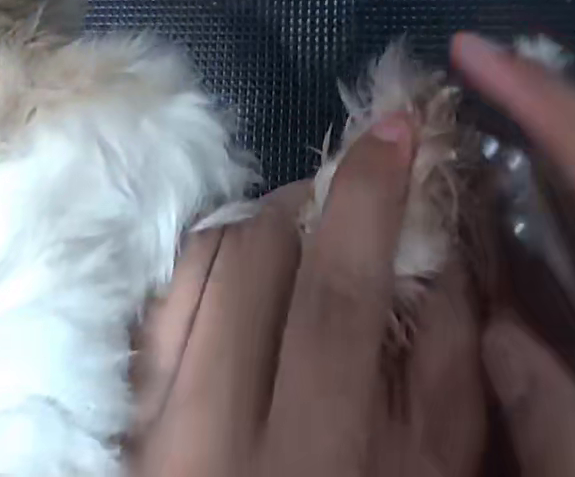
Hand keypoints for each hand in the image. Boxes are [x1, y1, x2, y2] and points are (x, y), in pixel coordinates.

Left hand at [130, 112, 484, 476]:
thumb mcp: (441, 462)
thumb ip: (449, 344)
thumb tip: (436, 232)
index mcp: (318, 459)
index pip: (336, 292)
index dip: (368, 196)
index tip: (396, 131)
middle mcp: (214, 442)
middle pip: (256, 254)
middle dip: (312, 196)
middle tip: (347, 197)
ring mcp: (154, 429)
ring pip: (204, 259)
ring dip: (265, 221)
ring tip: (303, 237)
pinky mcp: (125, 419)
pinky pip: (165, 294)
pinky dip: (217, 256)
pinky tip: (252, 279)